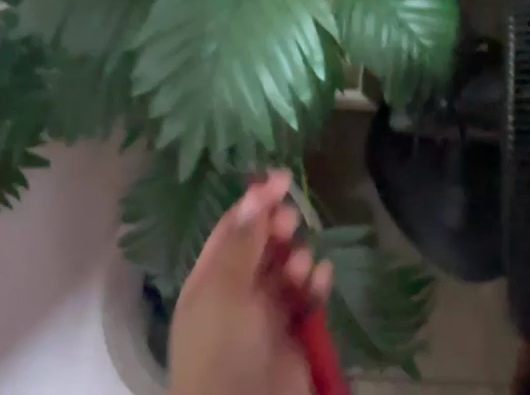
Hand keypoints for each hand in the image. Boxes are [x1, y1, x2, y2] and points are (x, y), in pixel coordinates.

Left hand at [168, 170, 332, 394]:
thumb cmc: (223, 350)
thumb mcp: (224, 291)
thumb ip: (242, 243)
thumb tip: (254, 194)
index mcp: (208, 283)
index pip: (231, 231)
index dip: (255, 203)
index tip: (282, 178)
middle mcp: (235, 295)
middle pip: (261, 247)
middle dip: (278, 229)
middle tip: (291, 220)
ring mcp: (266, 316)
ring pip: (286, 270)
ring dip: (297, 259)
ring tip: (301, 266)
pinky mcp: (295, 334)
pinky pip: (307, 297)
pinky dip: (315, 284)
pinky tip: (321, 279)